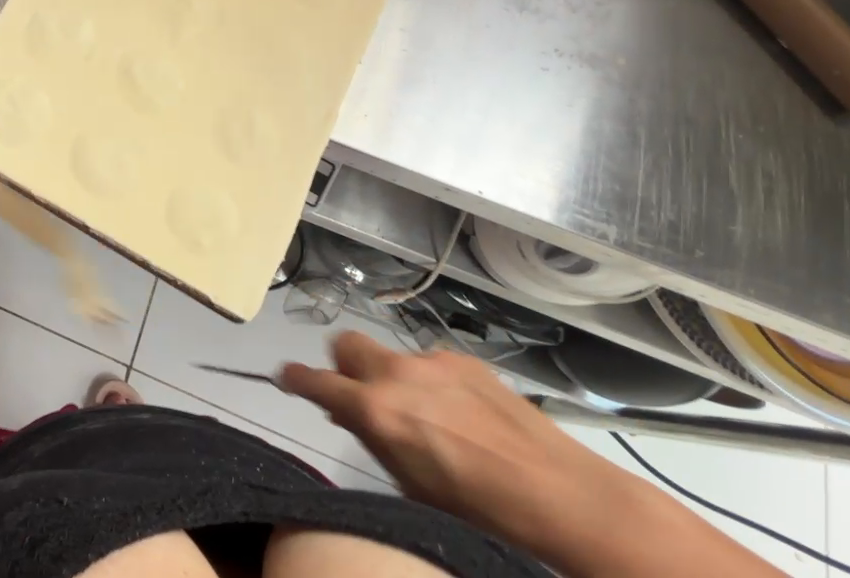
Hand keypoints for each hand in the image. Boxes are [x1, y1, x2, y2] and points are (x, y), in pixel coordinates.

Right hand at [280, 332, 632, 550]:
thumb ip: (370, 436)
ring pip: (392, 356)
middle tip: (361, 395)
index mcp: (375, 408)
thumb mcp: (407, 481)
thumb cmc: (475, 506)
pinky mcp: (467, 361)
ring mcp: (433, 362)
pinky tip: (461, 414)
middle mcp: (397, 374)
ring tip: (427, 415)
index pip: (315, 380)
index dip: (295, 378)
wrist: (562, 495)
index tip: (287, 378)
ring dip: (394, 377)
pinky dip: (431, 381)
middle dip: (344, 364)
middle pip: (346, 344)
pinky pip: (430, 363)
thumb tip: (347, 412)